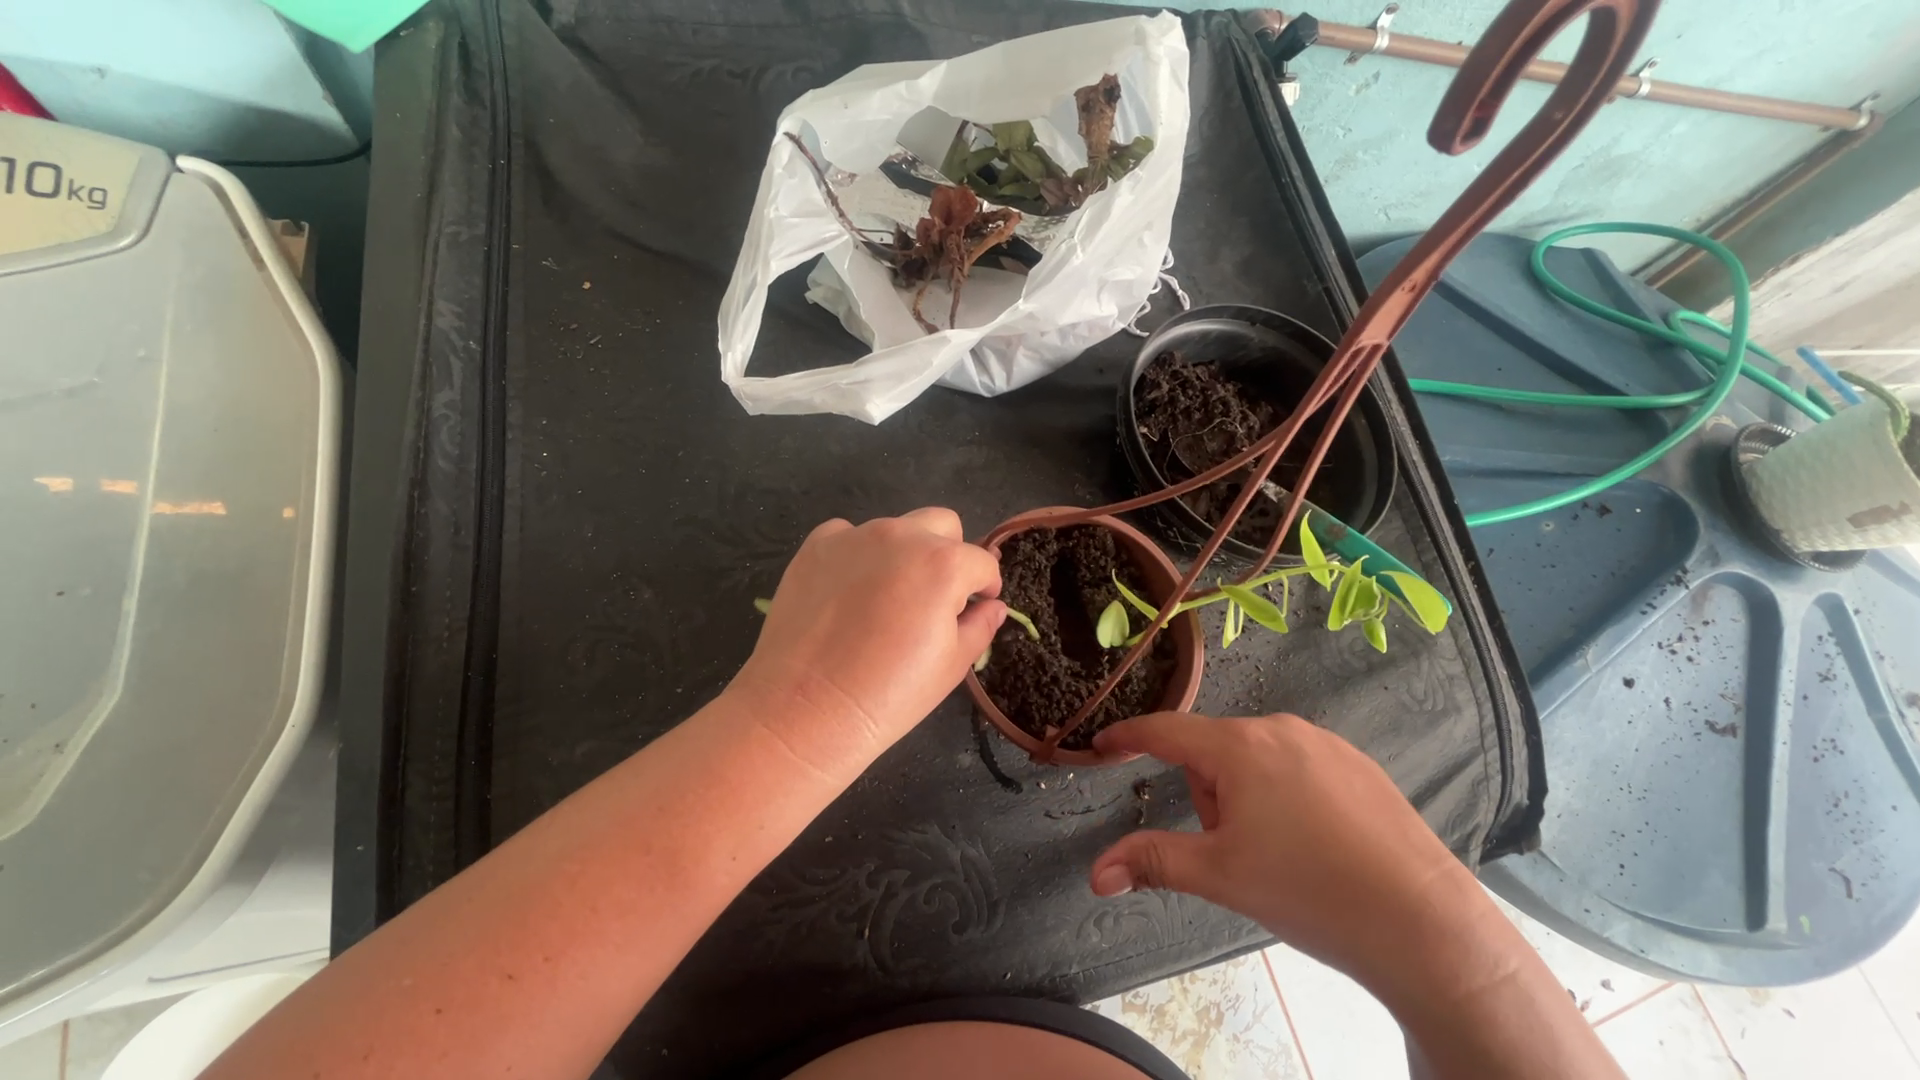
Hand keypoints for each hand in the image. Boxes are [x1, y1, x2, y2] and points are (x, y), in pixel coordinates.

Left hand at [734, 507, 1004, 755]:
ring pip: (894, 529)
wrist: (805, 709)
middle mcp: (901, 535)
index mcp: (943, 563)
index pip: (981, 562)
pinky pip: (848, 537)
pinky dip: (857, 557)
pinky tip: (847, 596)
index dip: (985, 588)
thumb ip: (980, 626)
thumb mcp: (951, 666)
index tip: (976, 609)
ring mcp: (853, 536)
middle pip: (942, 526)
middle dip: (949, 554)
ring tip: (885, 601)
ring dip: (902, 554)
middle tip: (934, 598)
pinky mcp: (815, 547)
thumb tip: (993, 606)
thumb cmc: (890, 695)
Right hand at [1087, 712, 1482, 985]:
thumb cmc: (1306, 890)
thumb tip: (1096, 876)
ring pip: (1256, 761)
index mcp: (1240, 746)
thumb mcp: (1219, 875)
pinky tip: (1314, 844)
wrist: (1421, 922)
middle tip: (1230, 849)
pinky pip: (1297, 768)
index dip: (1129, 736)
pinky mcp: (1359, 765)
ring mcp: (1326, 743)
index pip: (1166, 730)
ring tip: (1278, 853)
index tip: (1101, 743)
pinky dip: (1285, 798)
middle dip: (1207, 795)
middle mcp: (1281, 729)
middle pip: (1215, 753)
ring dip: (1245, 797)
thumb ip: (1151, 861)